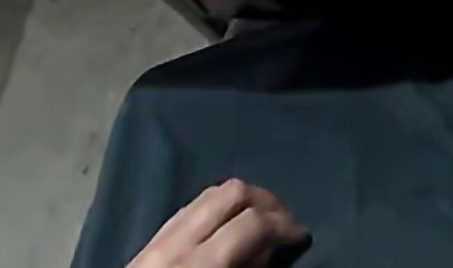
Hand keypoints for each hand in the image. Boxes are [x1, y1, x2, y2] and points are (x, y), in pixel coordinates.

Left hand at [126, 180, 305, 267]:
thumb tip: (266, 251)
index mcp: (198, 267)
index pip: (250, 224)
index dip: (283, 225)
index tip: (302, 235)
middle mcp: (179, 241)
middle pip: (232, 192)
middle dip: (266, 200)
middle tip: (285, 221)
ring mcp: (161, 236)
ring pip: (212, 192)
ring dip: (243, 199)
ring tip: (262, 219)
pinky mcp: (151, 240)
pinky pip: (193, 205)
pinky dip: (219, 207)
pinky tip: (229, 224)